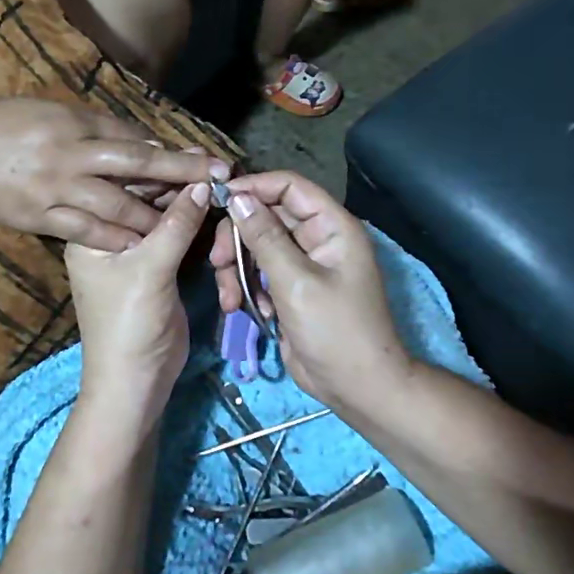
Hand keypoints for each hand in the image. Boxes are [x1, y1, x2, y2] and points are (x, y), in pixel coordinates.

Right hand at [0, 99, 228, 250]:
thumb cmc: (1, 125)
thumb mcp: (51, 112)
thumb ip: (95, 127)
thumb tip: (140, 143)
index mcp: (73, 127)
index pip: (133, 141)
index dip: (171, 153)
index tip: (205, 159)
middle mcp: (70, 158)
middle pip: (135, 169)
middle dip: (179, 176)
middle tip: (216, 181)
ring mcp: (56, 192)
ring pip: (116, 206)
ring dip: (157, 214)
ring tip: (190, 219)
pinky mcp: (42, 220)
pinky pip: (86, 232)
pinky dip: (116, 238)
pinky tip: (142, 243)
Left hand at [66, 181, 212, 421]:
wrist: (136, 381)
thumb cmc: (129, 324)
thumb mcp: (150, 270)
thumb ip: (176, 224)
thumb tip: (203, 182)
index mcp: (91, 233)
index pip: (124, 188)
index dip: (159, 169)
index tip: (196, 154)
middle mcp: (110, 236)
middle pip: (145, 198)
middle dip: (179, 181)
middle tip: (216, 163)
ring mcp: (134, 251)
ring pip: (163, 214)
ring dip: (190, 199)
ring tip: (220, 178)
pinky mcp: (156, 267)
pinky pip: (175, 234)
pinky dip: (194, 222)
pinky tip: (213, 206)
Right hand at [209, 172, 413, 408]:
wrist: (355, 387)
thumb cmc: (335, 330)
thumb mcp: (297, 281)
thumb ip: (265, 238)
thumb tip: (238, 198)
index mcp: (331, 227)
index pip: (289, 187)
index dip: (254, 187)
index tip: (218, 199)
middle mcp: (316, 239)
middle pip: (266, 217)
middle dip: (237, 237)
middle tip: (218, 262)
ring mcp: (301, 265)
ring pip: (255, 246)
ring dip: (236, 268)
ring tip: (230, 299)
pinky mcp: (288, 288)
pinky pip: (257, 273)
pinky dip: (245, 287)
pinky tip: (243, 310)